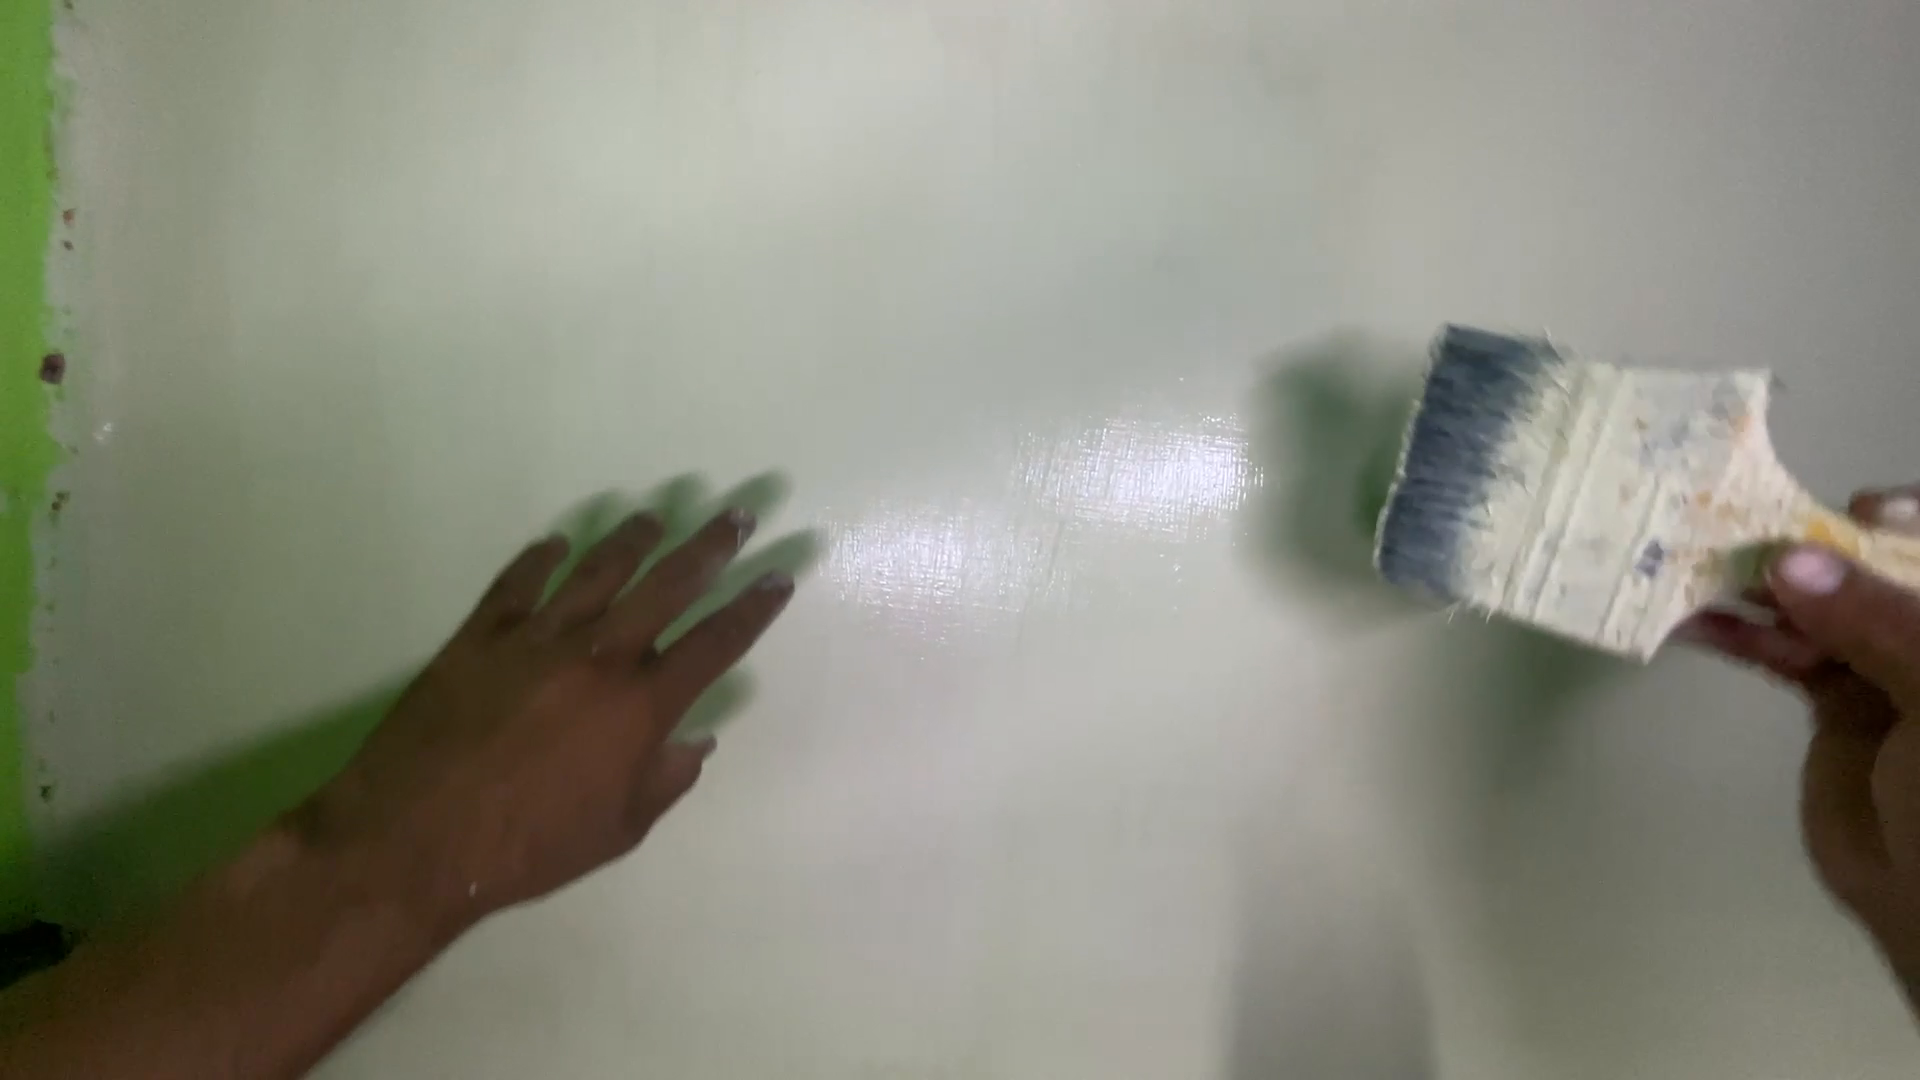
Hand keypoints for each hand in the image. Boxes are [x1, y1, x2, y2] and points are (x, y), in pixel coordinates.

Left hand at [289, 506, 793, 938]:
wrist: (408, 846)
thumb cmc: (528, 845)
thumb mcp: (619, 830)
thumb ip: (667, 781)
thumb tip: (699, 742)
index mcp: (641, 705)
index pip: (716, 642)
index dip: (754, 608)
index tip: (778, 578)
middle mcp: (601, 657)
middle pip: (669, 587)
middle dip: (711, 548)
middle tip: (737, 517)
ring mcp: (538, 640)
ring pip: (598, 572)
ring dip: (634, 540)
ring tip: (656, 517)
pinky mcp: (480, 638)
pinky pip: (517, 586)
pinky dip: (539, 560)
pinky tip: (557, 543)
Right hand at [1684, 486, 1919, 1004]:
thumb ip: (1881, 625)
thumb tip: (1788, 562)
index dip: (1909, 523)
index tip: (1845, 510)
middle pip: (1874, 575)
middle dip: (1808, 554)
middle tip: (1730, 534)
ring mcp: (1892, 668)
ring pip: (1820, 610)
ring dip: (1757, 594)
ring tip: (1686, 575)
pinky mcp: (1838, 699)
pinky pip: (1783, 652)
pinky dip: (1738, 636)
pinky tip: (1690, 624)